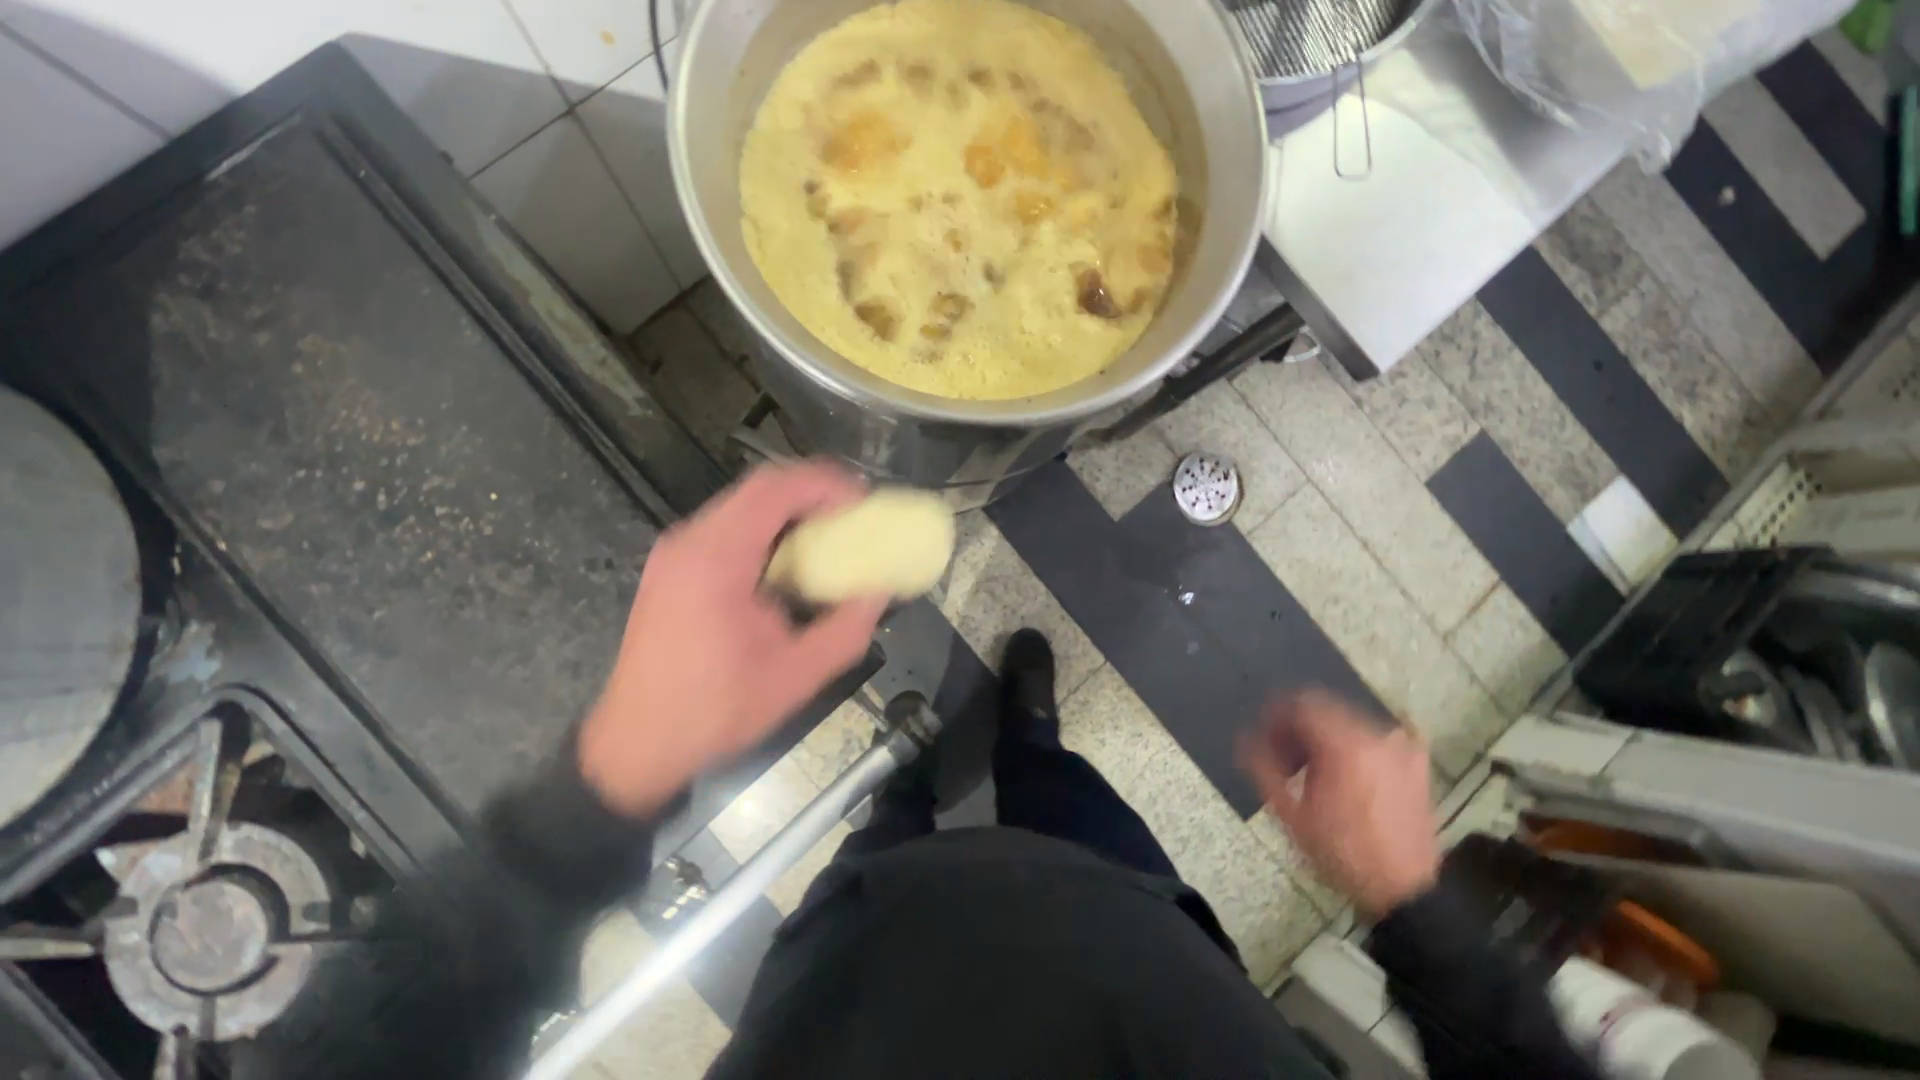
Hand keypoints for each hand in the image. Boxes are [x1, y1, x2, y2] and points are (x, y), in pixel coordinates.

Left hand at [578, 462, 887, 816]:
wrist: (637, 744)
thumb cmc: (714, 712)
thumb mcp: (796, 676)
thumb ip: (846, 628)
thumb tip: (880, 591)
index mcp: (716, 559)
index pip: (775, 488)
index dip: (826, 484)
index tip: (864, 503)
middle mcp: (688, 542)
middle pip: (758, 490)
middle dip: (813, 497)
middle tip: (855, 521)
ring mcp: (674, 553)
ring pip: (741, 508)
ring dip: (789, 515)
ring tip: (829, 543)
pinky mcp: (670, 569)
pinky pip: (726, 532)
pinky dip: (765, 535)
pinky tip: (788, 569)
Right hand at [1238, 692, 1440, 916]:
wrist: (1403, 888)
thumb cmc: (1342, 854)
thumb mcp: (1292, 816)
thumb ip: (1264, 769)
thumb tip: (1246, 741)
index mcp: (1345, 744)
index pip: (1300, 705)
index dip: (1274, 716)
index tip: (1263, 736)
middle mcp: (1377, 735)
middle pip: (1325, 711)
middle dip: (1298, 730)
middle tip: (1283, 759)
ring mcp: (1402, 747)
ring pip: (1350, 724)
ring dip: (1326, 738)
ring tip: (1313, 771)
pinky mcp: (1416, 763)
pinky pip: (1379, 738)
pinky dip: (1358, 745)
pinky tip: (1348, 770)